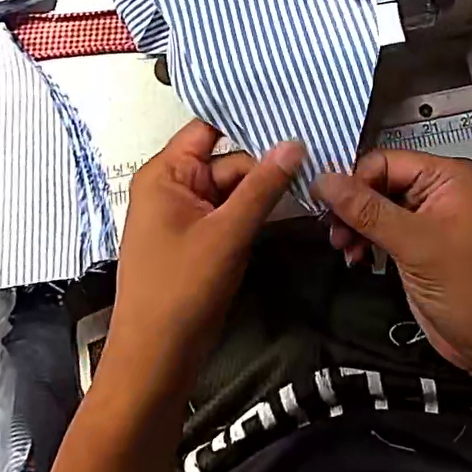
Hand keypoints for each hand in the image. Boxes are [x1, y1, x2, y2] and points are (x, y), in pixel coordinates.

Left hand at [106, 120, 301, 390]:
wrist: (155, 363)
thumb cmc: (181, 291)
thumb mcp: (227, 234)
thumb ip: (263, 186)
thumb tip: (295, 143)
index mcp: (165, 174)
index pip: (208, 129)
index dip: (246, 118)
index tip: (291, 108)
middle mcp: (172, 187)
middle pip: (227, 161)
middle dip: (266, 164)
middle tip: (317, 157)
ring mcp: (186, 215)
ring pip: (233, 190)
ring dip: (264, 191)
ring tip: (311, 180)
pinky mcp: (198, 240)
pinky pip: (229, 214)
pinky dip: (254, 213)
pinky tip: (289, 206)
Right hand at [314, 149, 471, 382]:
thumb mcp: (416, 245)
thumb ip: (367, 210)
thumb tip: (325, 181)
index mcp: (448, 176)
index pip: (386, 161)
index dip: (354, 181)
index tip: (325, 203)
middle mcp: (439, 191)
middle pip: (379, 183)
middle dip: (352, 206)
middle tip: (333, 230)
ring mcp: (429, 219)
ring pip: (377, 207)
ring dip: (355, 225)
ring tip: (344, 247)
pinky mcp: (421, 245)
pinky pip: (384, 229)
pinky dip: (366, 240)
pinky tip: (357, 256)